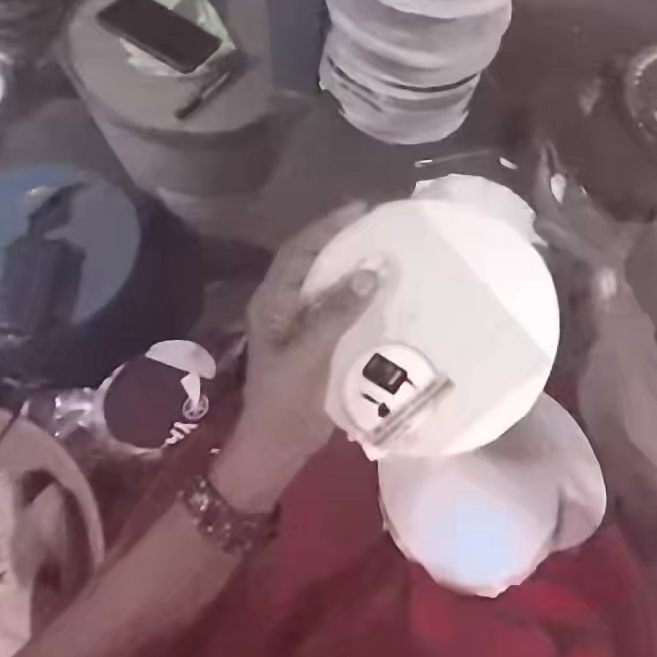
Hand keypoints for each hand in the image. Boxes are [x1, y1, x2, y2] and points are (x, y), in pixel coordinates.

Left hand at [214, 203, 378, 509]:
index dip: (327, 227)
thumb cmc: (284, 400)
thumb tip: (368, 273)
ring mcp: (299, 323)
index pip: (298, 251)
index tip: (360, 209)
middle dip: (342, 240)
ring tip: (385, 250)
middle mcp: (283, 305)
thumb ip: (335, 313)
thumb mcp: (308, 355)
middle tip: (379, 226)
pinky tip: (382, 292)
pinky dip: (358, 296)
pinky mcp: (316, 341)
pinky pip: (338, 308)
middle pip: (312, 261)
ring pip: (326, 283)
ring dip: (351, 266)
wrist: (277, 446)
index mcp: (272, 301)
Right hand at [529, 142, 656, 525]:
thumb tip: (599, 265)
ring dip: (546, 273)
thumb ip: (608, 316)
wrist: (640, 465)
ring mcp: (599, 341)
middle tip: (513, 230)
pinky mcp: (584, 361)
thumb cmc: (629, 411)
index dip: (567, 239)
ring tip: (509, 257)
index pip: (593, 262)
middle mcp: (613, 318)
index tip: (533, 217)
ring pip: (570, 294)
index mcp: (624, 313)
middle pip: (581, 273)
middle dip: (552, 249)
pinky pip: (561, 320)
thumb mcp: (618, 362)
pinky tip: (518, 304)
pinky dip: (542, 304)